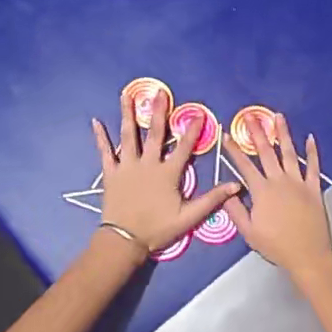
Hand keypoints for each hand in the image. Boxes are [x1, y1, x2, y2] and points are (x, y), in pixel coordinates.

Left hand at [93, 93, 238, 254]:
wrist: (125, 239)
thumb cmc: (158, 229)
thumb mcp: (189, 217)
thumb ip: (211, 200)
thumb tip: (235, 186)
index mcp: (168, 173)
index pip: (184, 147)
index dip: (192, 130)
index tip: (198, 114)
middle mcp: (148, 164)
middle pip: (155, 134)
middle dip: (159, 112)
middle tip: (160, 92)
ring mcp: (127, 166)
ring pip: (128, 136)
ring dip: (128, 114)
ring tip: (126, 94)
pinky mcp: (111, 173)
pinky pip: (105, 152)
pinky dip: (100, 137)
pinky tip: (95, 121)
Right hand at [223, 113, 331, 281]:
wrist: (307, 254)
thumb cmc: (276, 246)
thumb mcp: (248, 232)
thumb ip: (236, 210)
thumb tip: (225, 193)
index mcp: (261, 192)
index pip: (244, 166)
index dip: (234, 150)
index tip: (227, 135)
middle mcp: (279, 181)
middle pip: (266, 152)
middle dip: (257, 132)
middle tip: (250, 116)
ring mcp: (299, 183)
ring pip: (289, 153)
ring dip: (283, 134)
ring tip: (278, 117)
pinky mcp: (314, 189)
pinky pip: (314, 167)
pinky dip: (312, 152)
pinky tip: (310, 138)